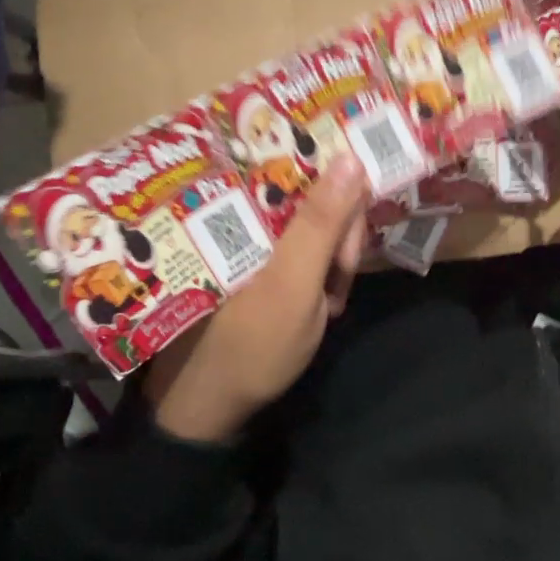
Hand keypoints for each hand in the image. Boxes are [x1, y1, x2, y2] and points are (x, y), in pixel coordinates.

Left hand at [144, 156, 369, 441]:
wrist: (209, 404)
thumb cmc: (254, 343)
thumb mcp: (297, 283)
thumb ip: (324, 223)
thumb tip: (350, 156)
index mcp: (251, 211)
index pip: (313, 175)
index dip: (345, 207)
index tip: (349, 252)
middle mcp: (248, 216)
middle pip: (319, 203)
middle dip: (340, 245)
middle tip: (335, 287)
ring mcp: (252, 242)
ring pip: (316, 231)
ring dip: (333, 266)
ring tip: (326, 305)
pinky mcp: (255, 266)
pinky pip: (302, 253)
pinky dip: (318, 278)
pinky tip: (319, 306)